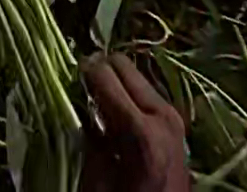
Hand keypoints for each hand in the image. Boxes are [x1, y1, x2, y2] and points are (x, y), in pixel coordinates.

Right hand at [80, 54, 190, 191]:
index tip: (70, 77)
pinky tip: (117, 115)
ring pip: (136, 75)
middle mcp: (161, 114)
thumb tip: (79, 101)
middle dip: (101, 70)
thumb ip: (89, 135)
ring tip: (99, 104)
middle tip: (83, 87)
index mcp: (140, 131)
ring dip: (116, 82)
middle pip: (123, 65)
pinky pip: (146, 92)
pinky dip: (129, 94)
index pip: (105, 75)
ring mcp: (173, 116)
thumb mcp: (97, 181)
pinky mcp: (176, 122)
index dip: (84, 72)